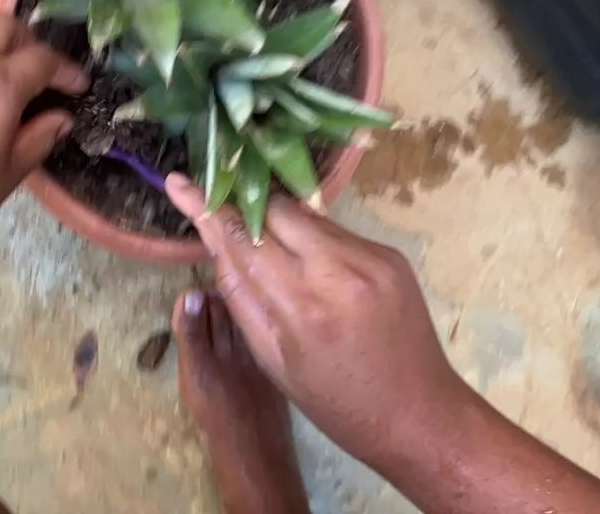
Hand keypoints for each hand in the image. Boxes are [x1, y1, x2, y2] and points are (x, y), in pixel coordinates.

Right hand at [165, 173, 468, 469]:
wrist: (421, 416)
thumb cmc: (335, 401)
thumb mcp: (273, 360)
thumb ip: (240, 296)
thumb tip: (214, 243)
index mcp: (300, 306)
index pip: (240, 237)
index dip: (206, 207)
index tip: (178, 182)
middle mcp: (336, 270)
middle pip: (273, 209)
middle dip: (245, 205)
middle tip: (226, 209)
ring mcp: (368, 257)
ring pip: (304, 215)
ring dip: (279, 222)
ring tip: (273, 246)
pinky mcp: (388, 254)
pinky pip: (334, 230)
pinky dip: (312, 238)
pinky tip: (312, 264)